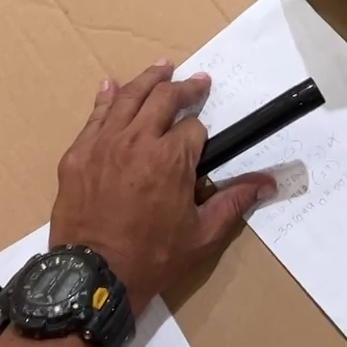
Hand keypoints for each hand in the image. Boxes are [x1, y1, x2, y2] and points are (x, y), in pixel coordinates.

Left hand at [49, 62, 274, 314]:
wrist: (93, 279)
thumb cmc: (152, 258)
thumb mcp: (201, 234)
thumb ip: (234, 201)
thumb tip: (269, 182)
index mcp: (171, 158)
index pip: (193, 127)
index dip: (200, 134)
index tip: (201, 142)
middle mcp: (138, 140)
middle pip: (163, 98)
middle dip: (184, 88)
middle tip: (197, 82)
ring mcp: (104, 144)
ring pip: (128, 98)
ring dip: (148, 80)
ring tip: (162, 67)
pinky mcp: (78, 154)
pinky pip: (94, 116)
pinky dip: (105, 97)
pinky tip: (111, 85)